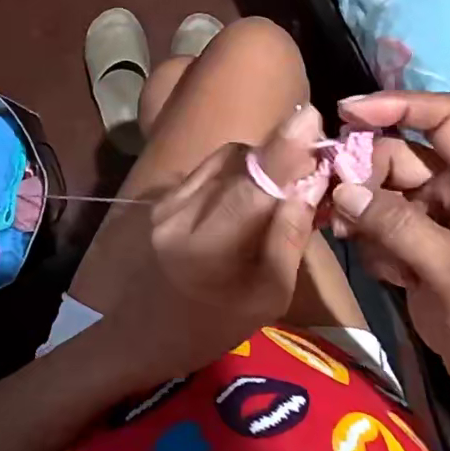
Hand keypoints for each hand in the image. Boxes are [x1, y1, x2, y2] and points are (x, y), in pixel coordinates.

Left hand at [109, 106, 325, 381]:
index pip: (250, 187)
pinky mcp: (158, 198)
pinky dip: (234, 172)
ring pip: (221, 159)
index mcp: (209, 249)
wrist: (137, 334)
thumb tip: (312, 184)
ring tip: (277, 187)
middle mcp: (180, 214)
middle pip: (238, 161)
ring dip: (256, 162)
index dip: (281, 150)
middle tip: (309, 169)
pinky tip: (244, 195)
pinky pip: (206, 170)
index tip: (309, 116)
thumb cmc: (210, 329)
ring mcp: (164, 202)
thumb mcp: (267, 298)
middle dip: (278, 155)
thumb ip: (288, 237)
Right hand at [328, 92, 449, 410]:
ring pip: (379, 189)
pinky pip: (375, 221)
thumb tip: (340, 187)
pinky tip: (388, 273)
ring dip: (361, 213)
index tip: (345, 112)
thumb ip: (396, 224)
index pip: (445, 118)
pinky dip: (368, 240)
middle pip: (396, 155)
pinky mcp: (414, 241)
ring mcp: (435, 215)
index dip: (397, 106)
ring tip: (357, 246)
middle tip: (339, 210)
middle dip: (363, 176)